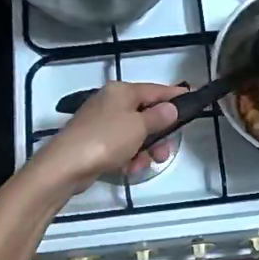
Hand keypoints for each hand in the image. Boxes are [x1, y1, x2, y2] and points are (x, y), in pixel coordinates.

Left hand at [30, 81, 181, 193]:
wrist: (67, 165)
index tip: (191, 102)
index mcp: (121, 91)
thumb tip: (171, 107)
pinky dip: (127, 157)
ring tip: (142, 165)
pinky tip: (128, 169)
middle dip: (158, 135)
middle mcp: (110, 102)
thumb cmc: (107, 140)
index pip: (155, 90)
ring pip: (134, 134)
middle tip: (164, 153)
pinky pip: (120, 147)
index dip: (174, 97)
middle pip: (145, 115)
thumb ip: (158, 117)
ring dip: (143, 150)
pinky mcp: (94, 142)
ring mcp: (101, 122)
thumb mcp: (139, 127)